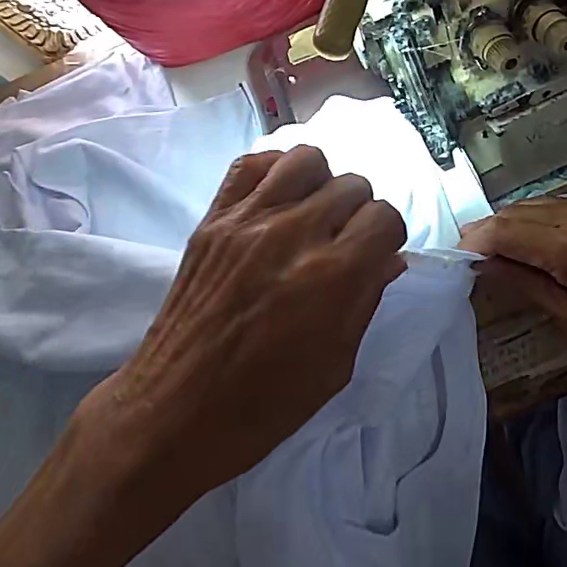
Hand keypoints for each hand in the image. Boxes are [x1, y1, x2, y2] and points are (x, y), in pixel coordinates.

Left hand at [77, 145, 407, 500]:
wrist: (178, 408)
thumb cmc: (266, 404)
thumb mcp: (336, 364)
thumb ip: (365, 300)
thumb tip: (389, 257)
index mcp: (331, 276)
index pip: (383, 217)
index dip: (388, 235)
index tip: (377, 252)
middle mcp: (292, 234)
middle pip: (350, 184)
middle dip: (359, 211)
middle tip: (345, 239)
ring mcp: (247, 220)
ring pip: (305, 159)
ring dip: (321, 183)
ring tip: (313, 213)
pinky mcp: (213, 219)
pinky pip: (250, 164)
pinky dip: (273, 170)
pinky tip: (278, 198)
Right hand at [462, 197, 566, 381]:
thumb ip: (522, 283)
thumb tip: (479, 265)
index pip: (505, 231)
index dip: (474, 241)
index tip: (455, 257)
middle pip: (513, 213)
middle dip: (486, 231)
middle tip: (468, 257)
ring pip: (530, 205)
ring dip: (507, 224)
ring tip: (492, 251)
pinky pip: (551, 205)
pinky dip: (530, 220)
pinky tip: (525, 241)